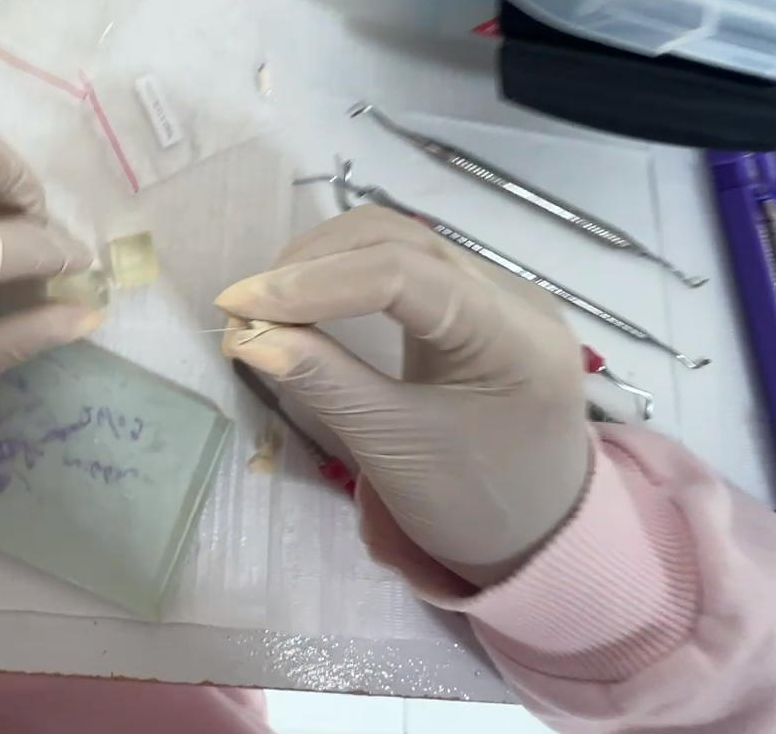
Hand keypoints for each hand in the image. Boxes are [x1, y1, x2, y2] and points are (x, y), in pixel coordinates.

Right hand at [215, 205, 591, 587]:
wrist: (538, 537)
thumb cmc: (474, 504)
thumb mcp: (393, 446)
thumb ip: (322, 380)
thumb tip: (244, 336)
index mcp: (514, 335)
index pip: (399, 274)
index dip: (310, 284)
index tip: (237, 306)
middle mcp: (509, 293)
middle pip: (394, 238)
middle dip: (309, 265)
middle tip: (247, 307)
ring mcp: (491, 289)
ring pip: (391, 237)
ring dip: (320, 260)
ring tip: (269, 302)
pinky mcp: (466, 299)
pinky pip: (396, 260)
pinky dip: (339, 271)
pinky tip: (307, 295)